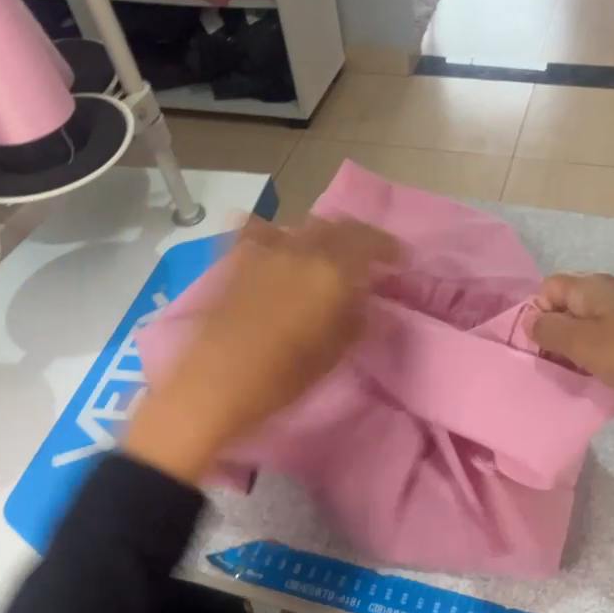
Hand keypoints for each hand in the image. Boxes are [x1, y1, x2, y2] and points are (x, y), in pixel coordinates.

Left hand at [124, 217, 400, 483]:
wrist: (215, 385)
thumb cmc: (283, 377)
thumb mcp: (334, 353)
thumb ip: (356, 318)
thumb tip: (367, 301)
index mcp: (332, 271)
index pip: (369, 241)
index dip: (387, 247)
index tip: (398, 259)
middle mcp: (301, 250)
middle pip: (337, 226)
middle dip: (357, 237)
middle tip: (367, 256)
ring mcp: (266, 251)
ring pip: (302, 226)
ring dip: (321, 235)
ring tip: (326, 254)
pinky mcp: (237, 260)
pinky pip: (259, 231)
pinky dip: (273, 233)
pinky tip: (274, 244)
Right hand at [527, 273, 613, 439]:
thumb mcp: (586, 346)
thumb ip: (551, 331)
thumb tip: (530, 320)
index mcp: (592, 287)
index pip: (547, 288)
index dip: (537, 316)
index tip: (542, 351)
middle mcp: (613, 290)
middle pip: (571, 307)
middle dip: (560, 337)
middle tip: (562, 370)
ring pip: (595, 325)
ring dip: (586, 350)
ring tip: (590, 377)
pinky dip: (612, 356)